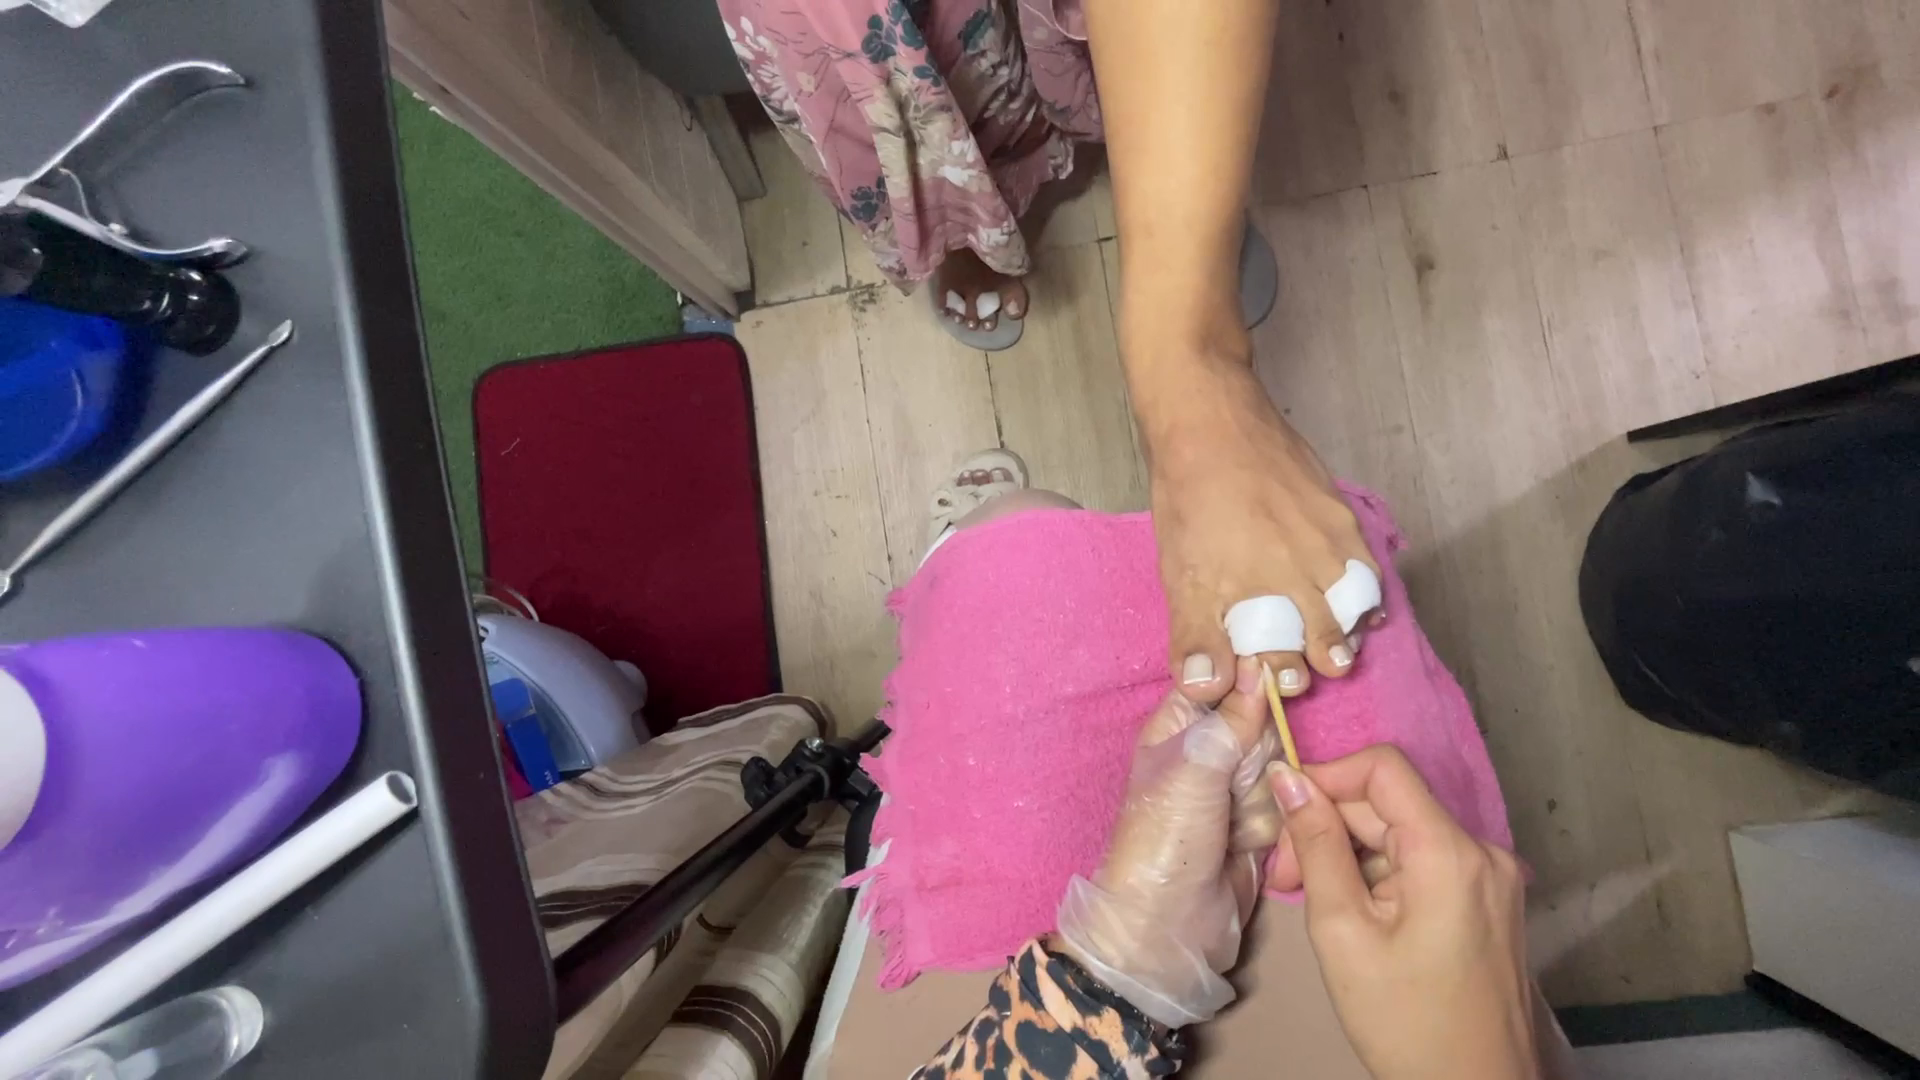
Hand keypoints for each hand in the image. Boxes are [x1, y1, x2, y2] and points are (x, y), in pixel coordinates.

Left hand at [1051, 657, 1281, 1026]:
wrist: (1169, 924)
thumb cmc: (1168, 832)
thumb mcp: (1196, 765)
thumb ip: (1232, 717)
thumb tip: (1255, 664)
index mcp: (1177, 723)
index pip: (1225, 680)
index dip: (1253, 681)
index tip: (1281, 682)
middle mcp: (1206, 749)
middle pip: (1262, 725)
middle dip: (1258, 756)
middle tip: (1237, 782)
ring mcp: (1231, 788)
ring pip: (1278, 768)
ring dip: (1261, 800)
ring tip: (1232, 827)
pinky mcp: (1255, 823)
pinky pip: (1285, 807)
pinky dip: (1270, 828)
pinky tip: (1245, 848)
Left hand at [1134, 343, 1379, 703]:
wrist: (1212, 422)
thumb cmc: (1187, 499)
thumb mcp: (1178, 570)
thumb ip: (1195, 631)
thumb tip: (1206, 689)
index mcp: (1261, 592)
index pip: (1287, 658)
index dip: (1284, 675)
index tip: (1278, 683)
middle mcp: (1306, 572)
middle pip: (1330, 636)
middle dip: (1323, 657)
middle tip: (1316, 666)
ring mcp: (1330, 540)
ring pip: (1356, 603)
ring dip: (1348, 628)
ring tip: (1338, 643)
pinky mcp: (1341, 513)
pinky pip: (1367, 566)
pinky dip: (1364, 591)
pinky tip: (1356, 600)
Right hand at [1270, 747, 1537, 1079]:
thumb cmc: (1402, 1021)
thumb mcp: (1342, 928)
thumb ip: (1315, 843)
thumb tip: (1286, 775)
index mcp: (1450, 853)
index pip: (1381, 768)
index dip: (1326, 777)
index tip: (1286, 815)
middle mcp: (1482, 851)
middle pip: (1383, 804)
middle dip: (1325, 828)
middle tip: (1285, 879)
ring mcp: (1489, 875)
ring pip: (1394, 830)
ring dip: (1344, 853)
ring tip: (1307, 897)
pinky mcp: (1485, 897)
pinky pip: (1415, 857)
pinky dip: (1373, 870)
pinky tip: (1347, 907)